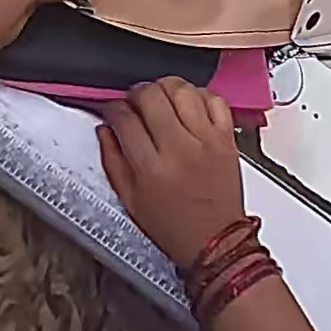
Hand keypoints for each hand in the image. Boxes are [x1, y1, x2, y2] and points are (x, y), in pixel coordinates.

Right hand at [97, 78, 245, 267]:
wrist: (217, 243)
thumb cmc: (174, 225)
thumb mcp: (131, 200)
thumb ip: (112, 160)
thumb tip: (104, 129)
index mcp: (151, 168)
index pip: (124, 119)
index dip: (112, 108)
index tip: (112, 110)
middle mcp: (179, 149)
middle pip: (150, 96)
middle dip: (135, 93)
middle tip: (134, 102)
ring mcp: (206, 140)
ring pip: (181, 90)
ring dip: (165, 88)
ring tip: (160, 98)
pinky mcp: (226, 138)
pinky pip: (214, 100)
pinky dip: (199, 95)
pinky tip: (189, 104)